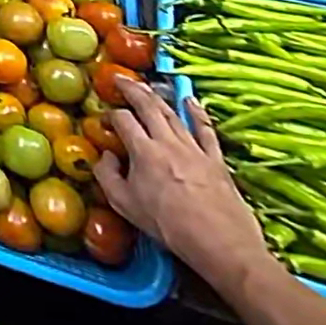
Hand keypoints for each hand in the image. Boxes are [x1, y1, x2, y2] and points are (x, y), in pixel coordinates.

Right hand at [95, 79, 271, 288]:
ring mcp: (195, 149)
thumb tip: (107, 156)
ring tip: (147, 86)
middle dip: (132, 89)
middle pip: (148, 106)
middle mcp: (168, 142)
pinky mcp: (216, 160)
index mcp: (144, 151)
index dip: (110, 116)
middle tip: (121, 79)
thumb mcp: (124, 205)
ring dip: (158, 96)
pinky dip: (197, 113)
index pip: (123, 120)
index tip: (104, 122)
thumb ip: (107, 175)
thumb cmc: (168, 226)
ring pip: (173, 114)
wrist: (221, 246)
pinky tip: (191, 101)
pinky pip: (206, 130)